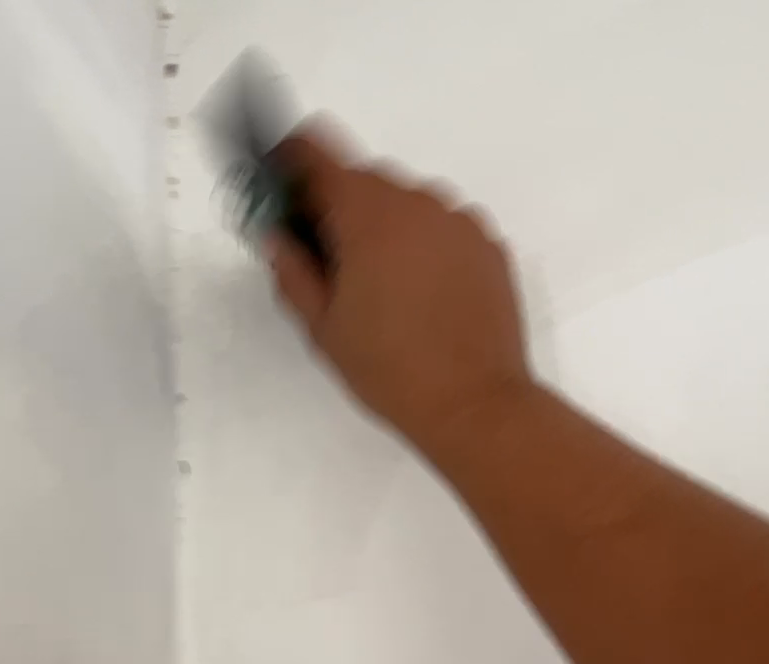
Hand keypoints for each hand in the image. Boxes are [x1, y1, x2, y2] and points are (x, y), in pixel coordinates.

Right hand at [268, 125, 536, 454]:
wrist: (473, 404)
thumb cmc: (388, 370)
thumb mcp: (323, 329)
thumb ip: (292, 273)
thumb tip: (278, 238)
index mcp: (368, 216)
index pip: (318, 154)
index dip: (290, 160)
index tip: (280, 183)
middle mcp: (418, 202)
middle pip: (365, 181)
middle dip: (339, 211)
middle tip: (330, 266)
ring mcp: (461, 221)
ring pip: (407, 206)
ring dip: (384, 231)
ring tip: (383, 294)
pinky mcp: (490, 245)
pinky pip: (443, 229)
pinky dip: (423, 248)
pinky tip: (421, 300)